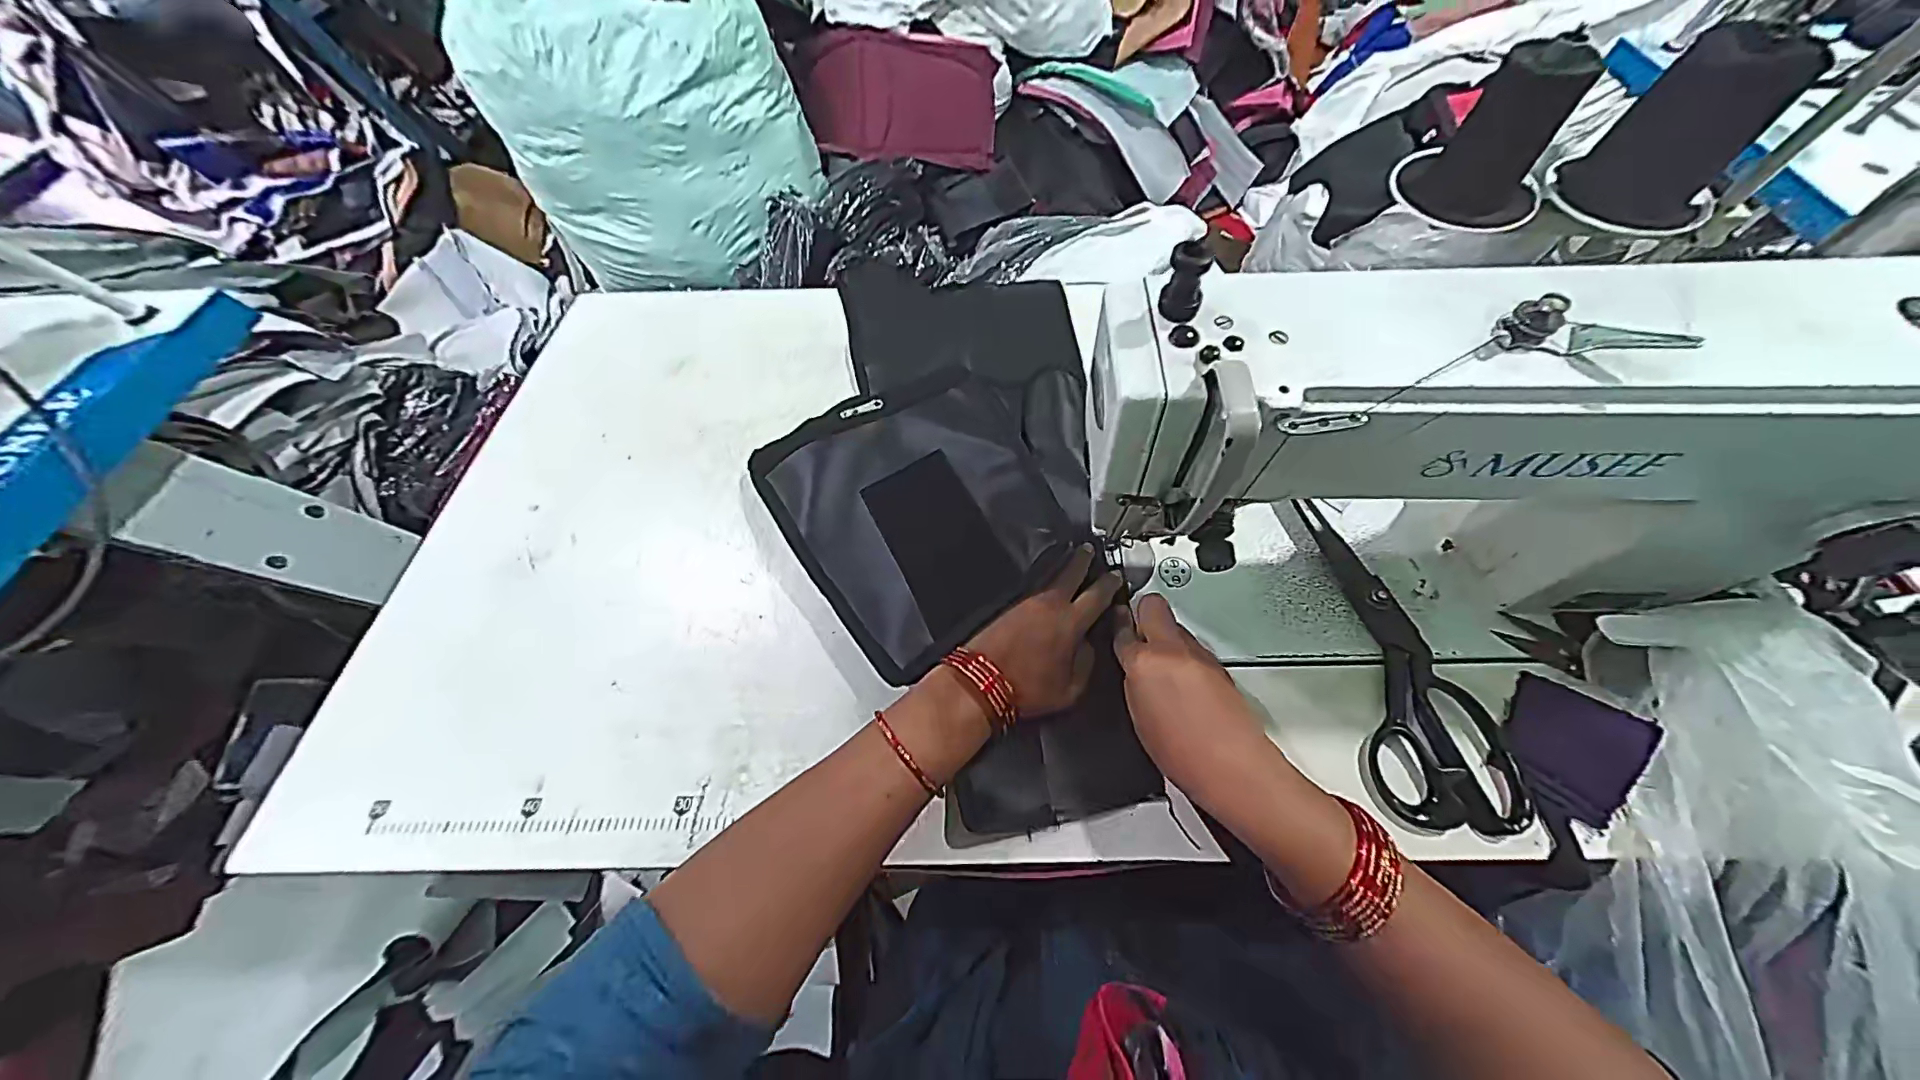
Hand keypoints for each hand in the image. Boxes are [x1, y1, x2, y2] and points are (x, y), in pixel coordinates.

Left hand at [965, 545, 1122, 716]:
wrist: (981, 681)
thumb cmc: (1026, 688)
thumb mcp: (1070, 688)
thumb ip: (1086, 663)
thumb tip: (1087, 647)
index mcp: (1070, 622)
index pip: (1097, 595)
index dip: (1109, 583)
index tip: (1115, 577)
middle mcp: (1049, 606)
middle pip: (1070, 572)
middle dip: (1082, 559)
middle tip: (1088, 551)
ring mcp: (1027, 604)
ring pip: (1050, 579)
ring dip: (1062, 570)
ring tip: (1069, 565)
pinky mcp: (1009, 608)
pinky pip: (1034, 590)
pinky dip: (1045, 585)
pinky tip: (1046, 590)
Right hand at [1113, 594, 1280, 804]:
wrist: (1233, 767)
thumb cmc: (1186, 755)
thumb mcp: (1138, 718)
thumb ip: (1133, 682)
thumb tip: (1133, 669)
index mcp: (1143, 662)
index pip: (1123, 628)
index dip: (1119, 625)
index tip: (1118, 623)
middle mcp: (1174, 650)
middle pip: (1153, 606)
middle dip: (1144, 612)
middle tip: (1139, 629)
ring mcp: (1200, 655)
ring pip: (1178, 627)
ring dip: (1168, 640)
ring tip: (1164, 666)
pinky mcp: (1220, 666)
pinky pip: (1196, 649)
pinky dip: (1187, 658)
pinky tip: (1185, 684)